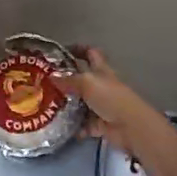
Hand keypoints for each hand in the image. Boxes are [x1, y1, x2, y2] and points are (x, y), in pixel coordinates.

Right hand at [55, 47, 173, 155]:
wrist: (130, 126)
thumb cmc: (110, 97)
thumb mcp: (87, 83)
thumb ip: (69, 80)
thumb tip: (51, 77)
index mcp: (101, 70)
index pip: (90, 53)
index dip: (78, 49)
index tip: (61, 52)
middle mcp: (101, 85)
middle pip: (82, 78)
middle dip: (66, 79)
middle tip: (46, 82)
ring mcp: (101, 105)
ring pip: (80, 102)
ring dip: (67, 105)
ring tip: (47, 106)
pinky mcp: (100, 124)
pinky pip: (84, 124)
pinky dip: (75, 126)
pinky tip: (61, 126)